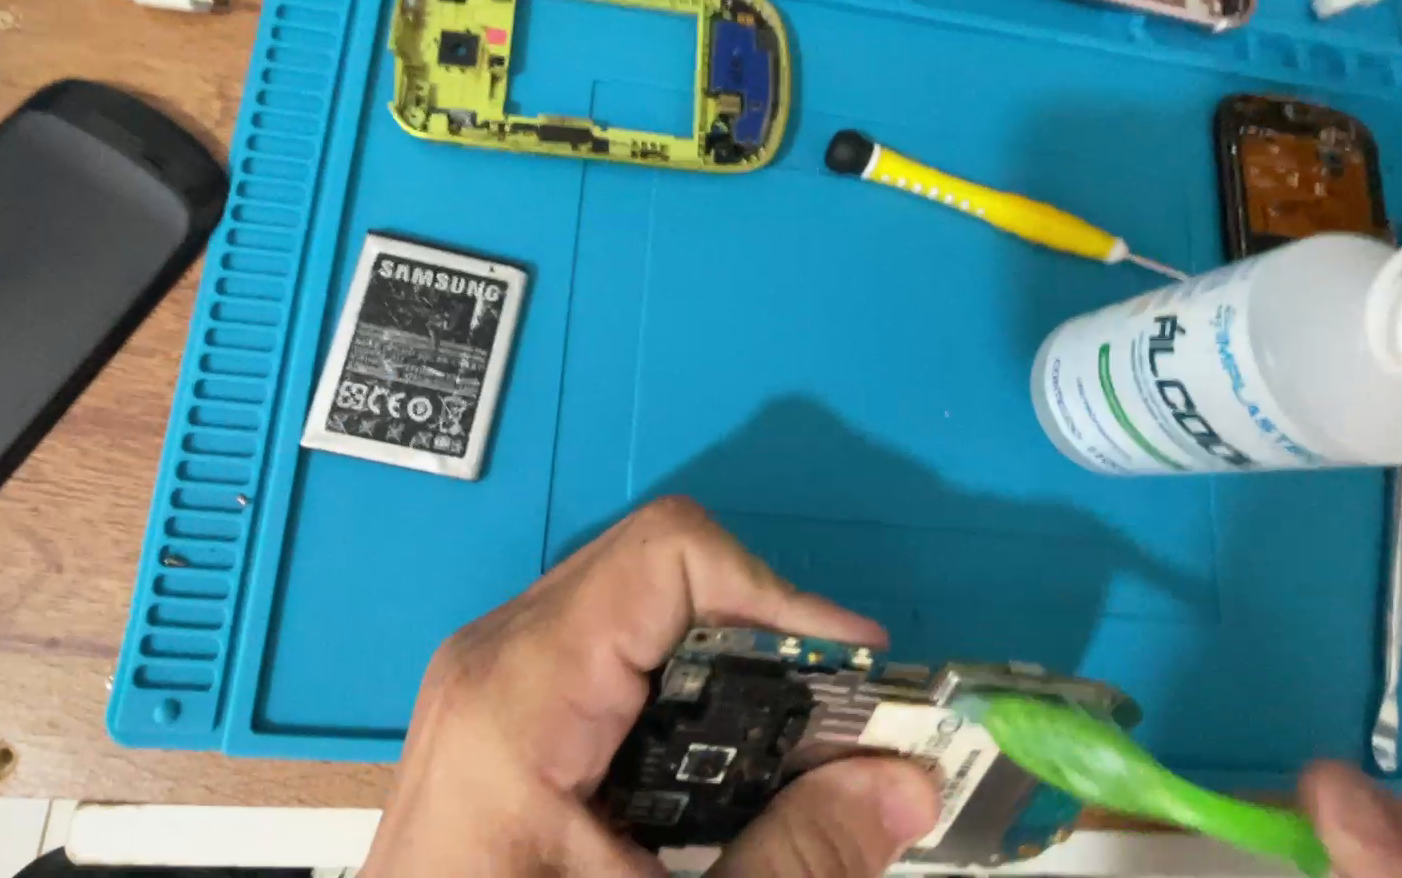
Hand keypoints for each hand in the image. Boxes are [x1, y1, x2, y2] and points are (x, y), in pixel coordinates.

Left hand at [362, 497, 940, 875]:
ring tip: (792, 727)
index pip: (666, 554)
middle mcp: (500, 648)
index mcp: (522, 687)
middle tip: (838, 706)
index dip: (772, 589)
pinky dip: (684, 671)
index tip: (853, 665)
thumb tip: (906, 784)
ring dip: (727, 648)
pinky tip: (716, 744)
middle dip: (762, 623)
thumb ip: (795, 858)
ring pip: (638, 596)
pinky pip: (610, 635)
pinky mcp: (503, 690)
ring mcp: (495, 663)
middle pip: (657, 566)